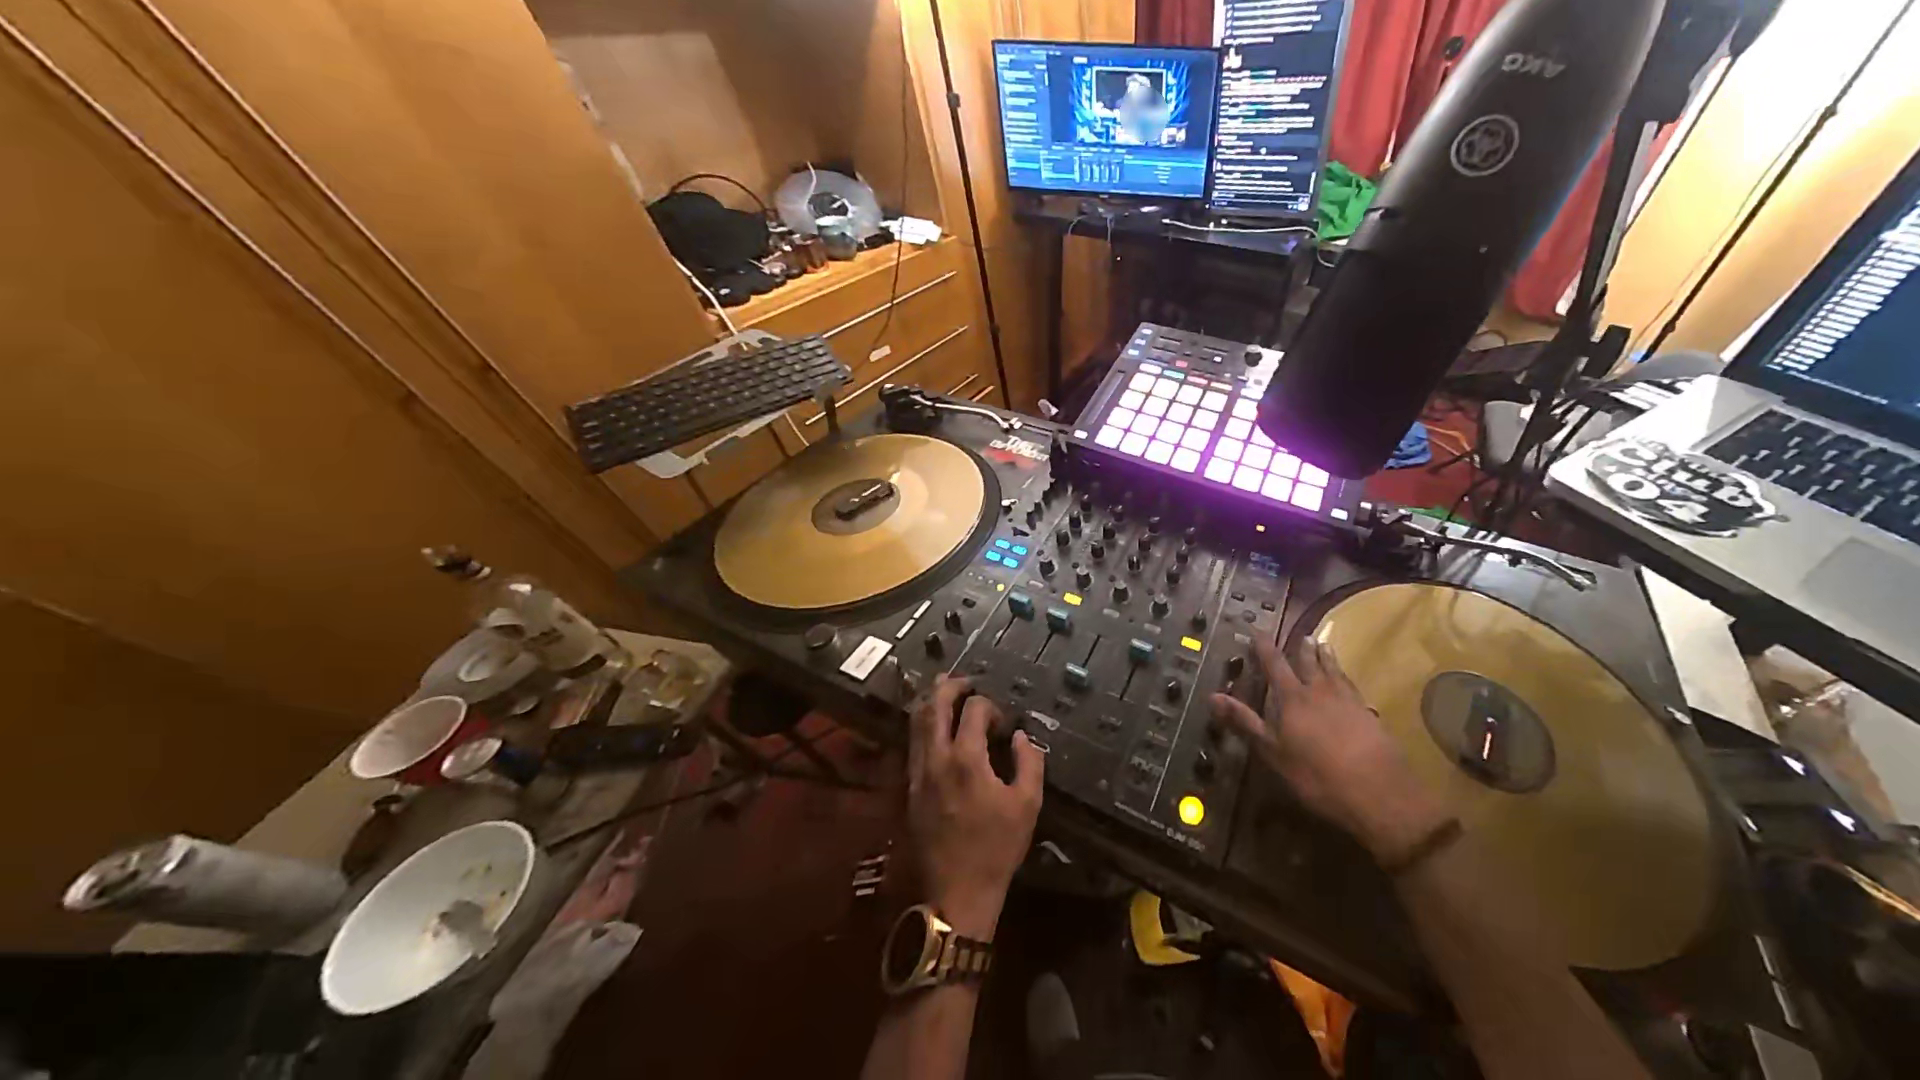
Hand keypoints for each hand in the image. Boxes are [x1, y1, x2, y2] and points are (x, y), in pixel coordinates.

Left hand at [906, 677, 1043, 938]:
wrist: (958, 891)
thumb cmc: (997, 848)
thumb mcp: (1028, 805)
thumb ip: (1029, 762)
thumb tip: (1021, 735)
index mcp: (966, 759)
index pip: (973, 711)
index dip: (990, 706)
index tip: (1003, 722)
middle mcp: (935, 757)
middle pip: (934, 705)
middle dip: (950, 686)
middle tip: (965, 681)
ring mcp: (917, 771)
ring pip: (916, 722)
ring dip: (931, 702)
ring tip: (946, 693)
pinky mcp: (909, 787)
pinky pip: (912, 743)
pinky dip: (922, 725)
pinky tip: (935, 727)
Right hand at [1211, 637, 1449, 864]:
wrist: (1380, 792)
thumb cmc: (1317, 774)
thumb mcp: (1273, 751)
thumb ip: (1244, 722)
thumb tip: (1212, 696)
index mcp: (1293, 698)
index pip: (1275, 665)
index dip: (1265, 648)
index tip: (1258, 632)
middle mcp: (1320, 692)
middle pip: (1309, 663)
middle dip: (1302, 649)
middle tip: (1300, 635)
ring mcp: (1348, 702)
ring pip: (1334, 672)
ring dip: (1326, 658)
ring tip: (1323, 645)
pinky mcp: (1369, 716)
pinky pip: (1352, 687)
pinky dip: (1345, 677)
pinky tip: (1348, 682)